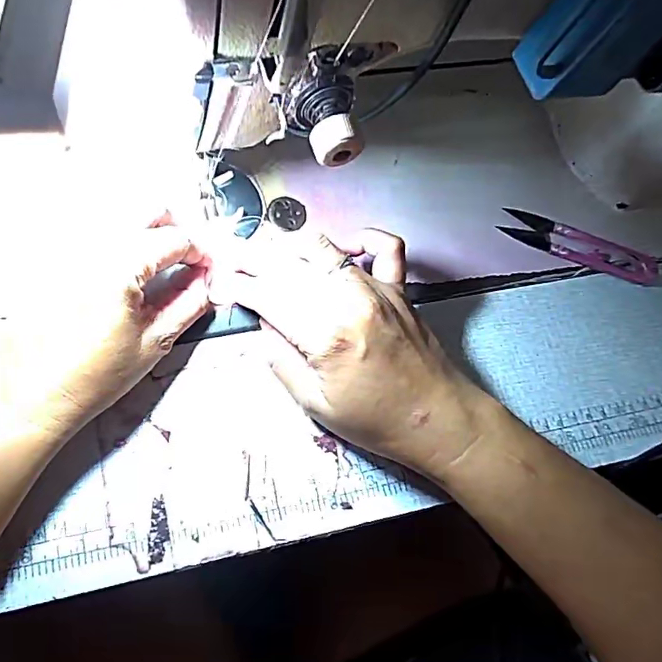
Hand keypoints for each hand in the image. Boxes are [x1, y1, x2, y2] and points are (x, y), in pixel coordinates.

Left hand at [0, 213, 213, 443]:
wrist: (33, 394)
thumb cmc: (88, 378)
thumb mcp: (153, 343)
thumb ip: (188, 304)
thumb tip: (203, 280)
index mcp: (119, 266)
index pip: (175, 237)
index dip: (199, 251)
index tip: (204, 267)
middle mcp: (90, 246)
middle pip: (146, 208)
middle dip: (173, 229)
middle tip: (182, 259)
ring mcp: (66, 248)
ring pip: (117, 216)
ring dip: (142, 233)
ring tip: (150, 269)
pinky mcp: (48, 257)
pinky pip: (87, 232)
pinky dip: (111, 244)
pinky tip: (113, 274)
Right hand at [206, 228, 498, 477]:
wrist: (440, 422)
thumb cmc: (375, 421)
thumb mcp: (315, 404)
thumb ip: (282, 361)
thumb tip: (263, 325)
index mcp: (326, 336)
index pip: (269, 295)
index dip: (239, 286)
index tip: (222, 284)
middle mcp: (350, 302)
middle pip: (290, 265)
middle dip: (254, 258)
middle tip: (233, 258)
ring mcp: (378, 291)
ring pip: (326, 250)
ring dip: (291, 245)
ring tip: (268, 248)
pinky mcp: (400, 290)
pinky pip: (386, 248)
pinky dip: (363, 239)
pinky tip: (343, 246)